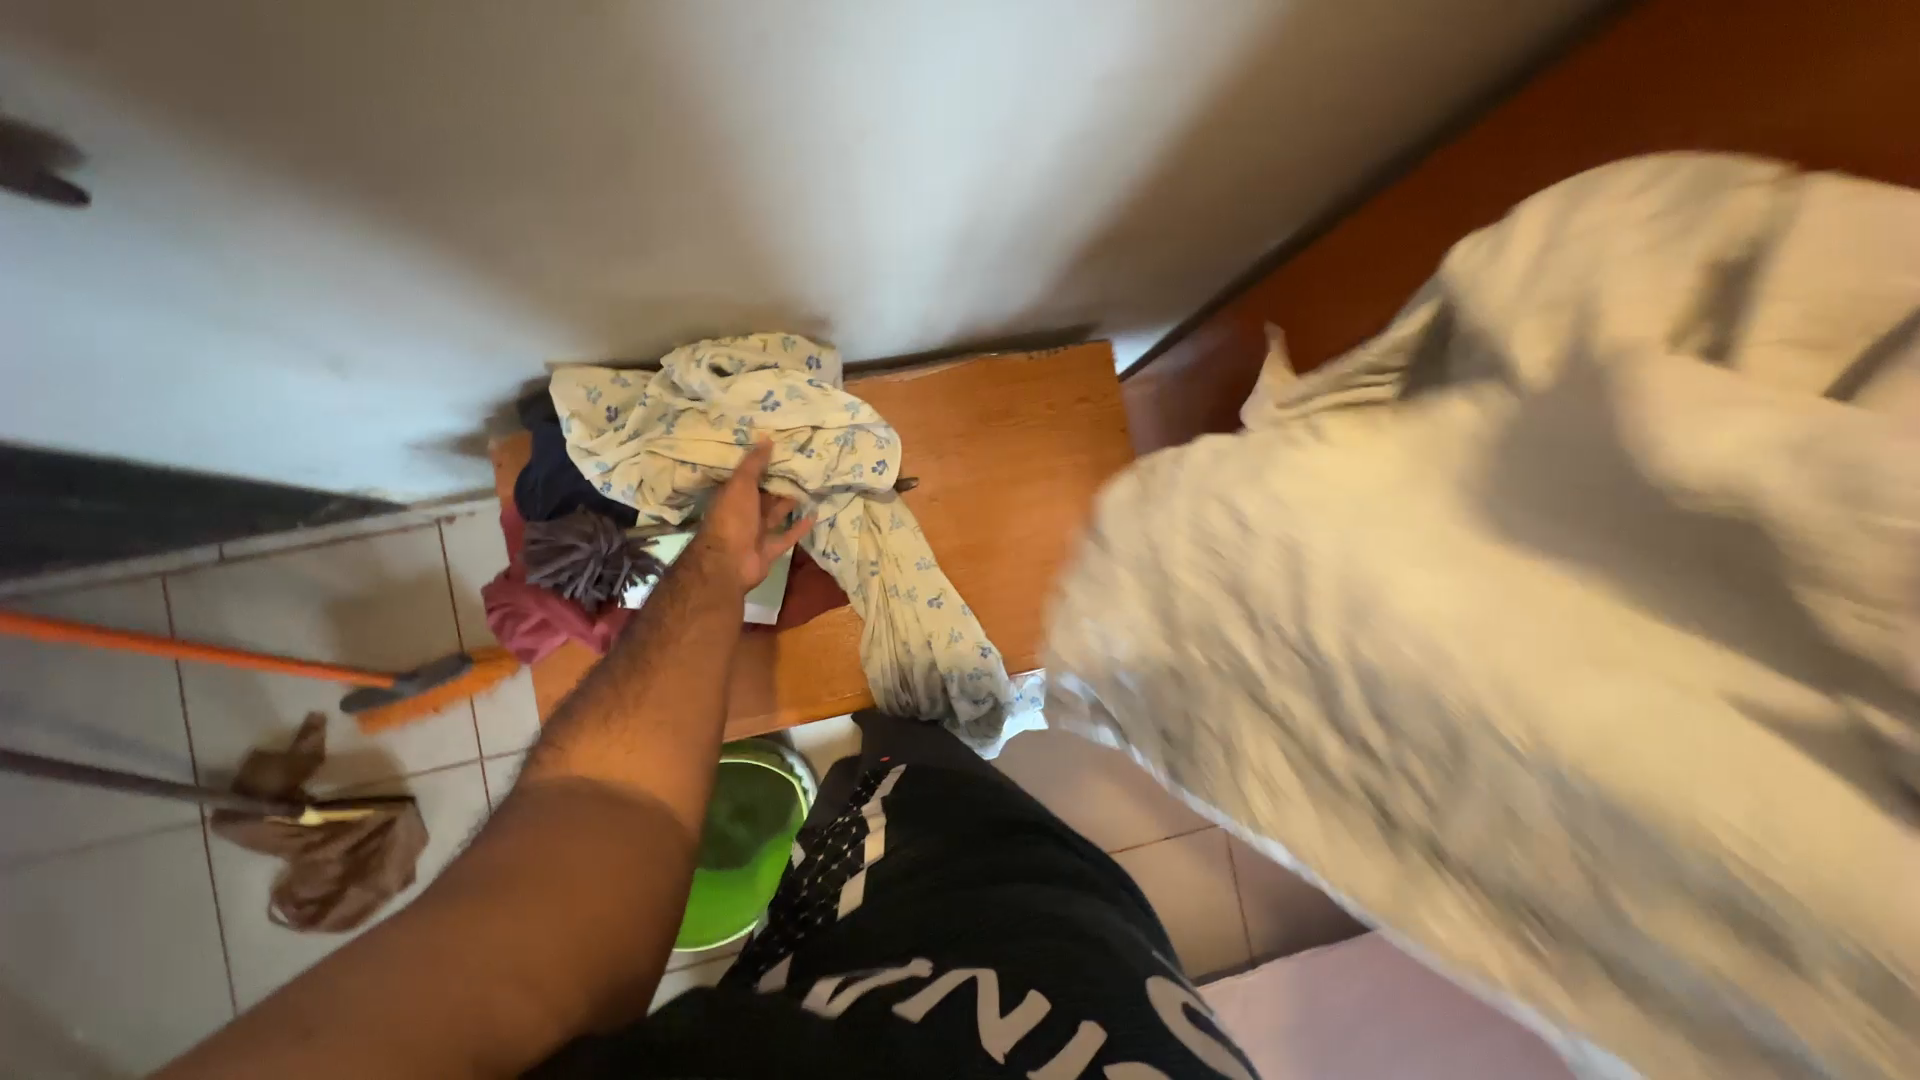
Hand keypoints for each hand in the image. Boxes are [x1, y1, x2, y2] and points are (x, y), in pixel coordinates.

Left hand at [696, 440, 813, 593]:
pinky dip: (800, 527)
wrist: (728, 562)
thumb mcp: (740, 484)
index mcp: (733, 496)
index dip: (764, 466)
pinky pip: (787, 536)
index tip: (784, 452)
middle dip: (781, 484)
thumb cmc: (732, 518)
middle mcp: (744, 513)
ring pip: (777, 514)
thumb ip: (754, 464)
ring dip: (791, 503)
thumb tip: (766, 438)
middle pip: (765, 496)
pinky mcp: (769, 550)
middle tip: (804, 468)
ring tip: (811, 487)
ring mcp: (756, 533)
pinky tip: (815, 514)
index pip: (750, 477)